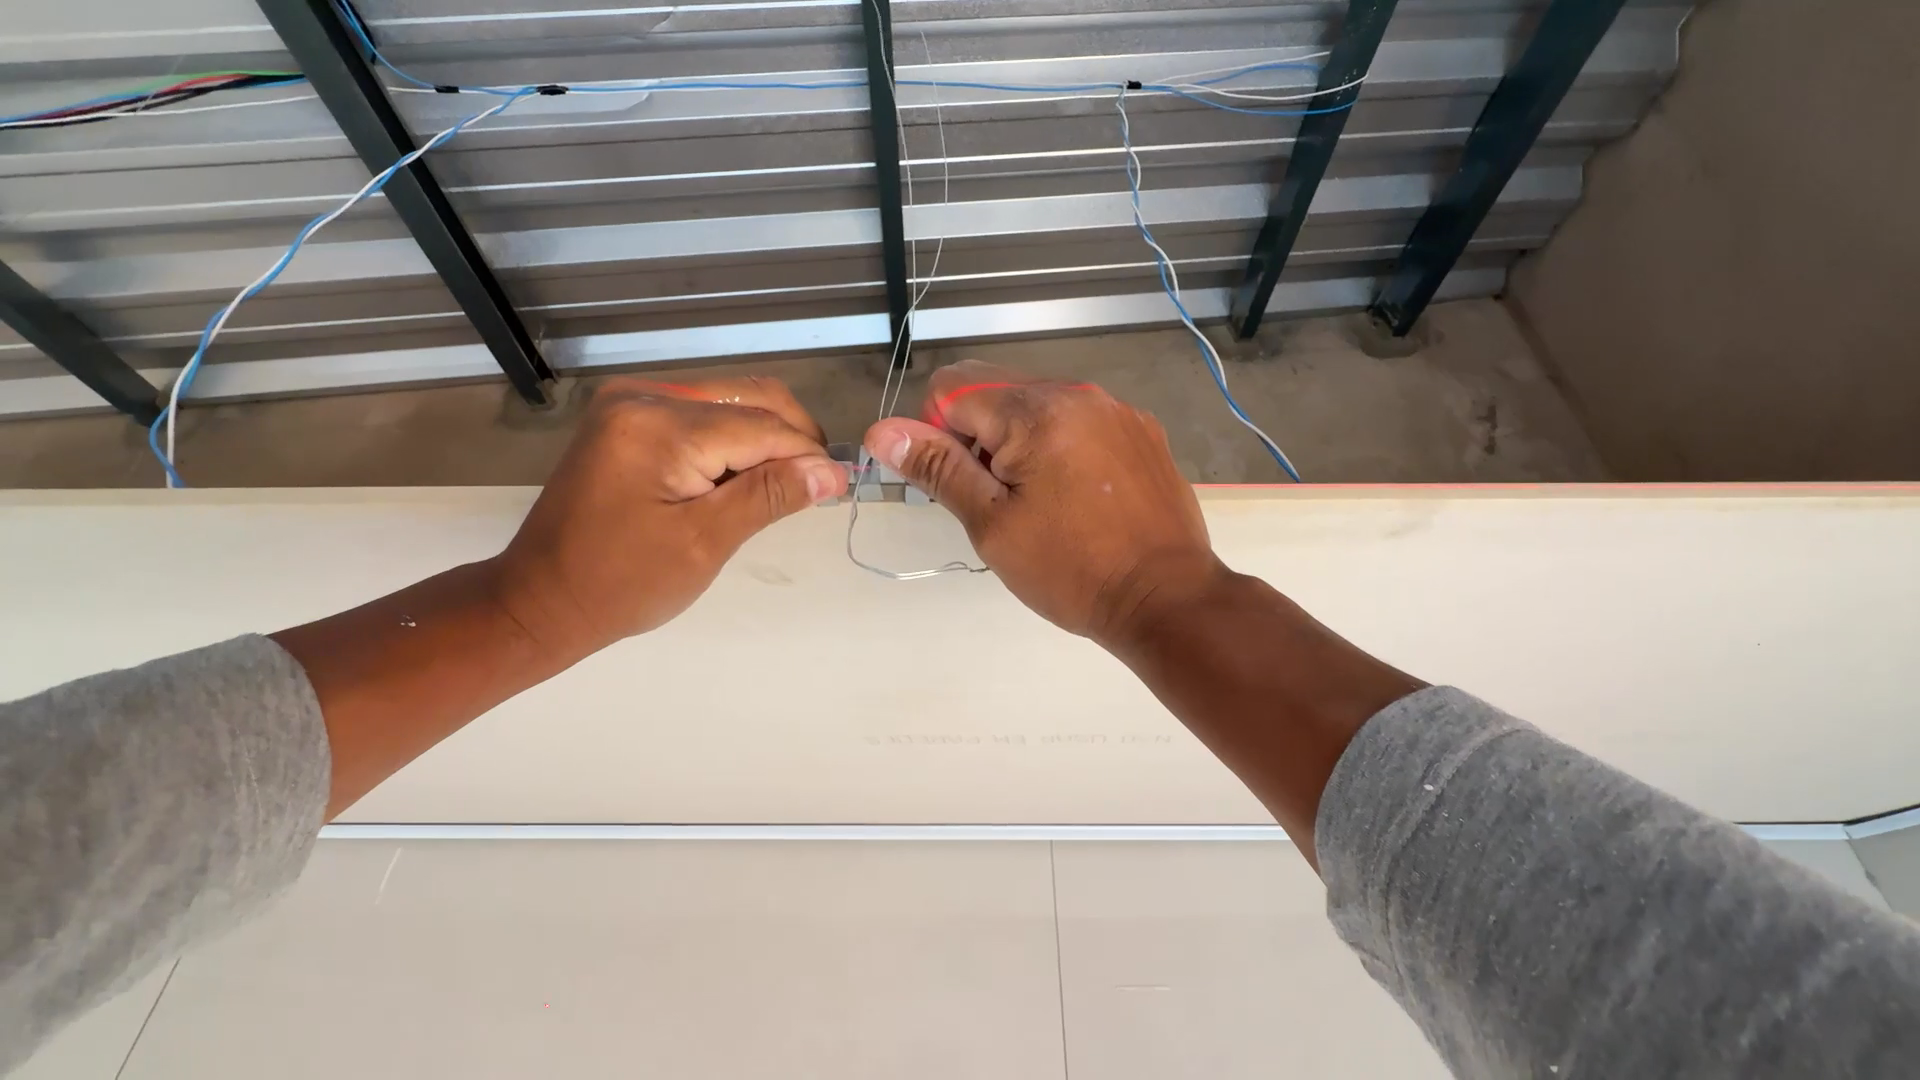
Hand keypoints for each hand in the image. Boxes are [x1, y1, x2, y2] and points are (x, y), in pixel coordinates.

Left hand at [495, 376, 845, 660]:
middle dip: (792, 438)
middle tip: (817, 485)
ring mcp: (632, 402)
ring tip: (784, 487)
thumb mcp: (704, 543)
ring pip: (730, 401)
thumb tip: (832, 472)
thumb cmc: (622, 584)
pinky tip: (744, 478)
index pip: (759, 425)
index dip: (807, 454)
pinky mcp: (629, 417)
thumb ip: (769, 496)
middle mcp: (643, 396)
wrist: (542, 599)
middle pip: (748, 397)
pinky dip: (735, 441)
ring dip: (767, 438)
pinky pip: (703, 414)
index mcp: (657, 426)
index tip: (841, 486)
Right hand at [862, 360, 1221, 644]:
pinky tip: (1077, 497)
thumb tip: (880, 432)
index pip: (951, 390)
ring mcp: (1117, 409)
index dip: (939, 436)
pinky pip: (1079, 420)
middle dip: (980, 436)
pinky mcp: (1141, 431)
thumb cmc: (1070, 571)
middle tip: (1000, 500)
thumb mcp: (991, 524)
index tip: (965, 487)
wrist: (1165, 600)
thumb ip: (938, 468)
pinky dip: (1061, 446)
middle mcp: (1079, 392)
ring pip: (1038, 404)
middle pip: (996, 389)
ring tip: (1041, 502)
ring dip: (1020, 441)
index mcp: (1036, 410)